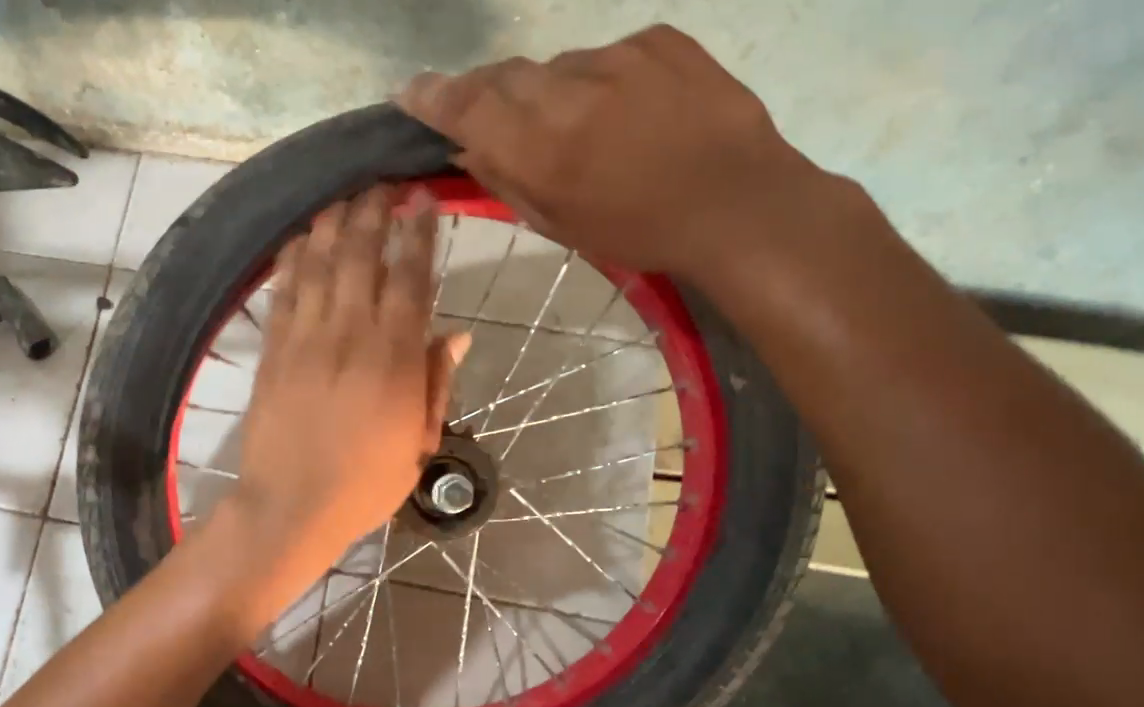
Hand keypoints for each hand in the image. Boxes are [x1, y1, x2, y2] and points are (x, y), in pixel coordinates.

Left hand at [216, 185, 468, 613]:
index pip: (411, 278)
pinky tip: (298, 238)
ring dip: (331, 224)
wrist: (289, 507)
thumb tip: (457, 334)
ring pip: (319, 264)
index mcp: (396, 358)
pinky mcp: (271, 352)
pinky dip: (291, 260)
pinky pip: (282, 293)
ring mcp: (304, 340)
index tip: (423, 201)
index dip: (418, 234)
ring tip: (342, 197)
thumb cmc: (363, 486)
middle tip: (381, 186)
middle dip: (373, 213)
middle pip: (362, 256)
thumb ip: (435, 384)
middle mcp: (350, 335)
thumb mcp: (418, 442)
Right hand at [396, 25, 842, 284]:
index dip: (430, 97)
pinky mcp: (659, 40)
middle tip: (487, 115)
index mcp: (542, 148)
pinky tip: (623, 109)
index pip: (467, 106)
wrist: (736, 201)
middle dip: (486, 92)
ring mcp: (618, 58)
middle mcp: (571, 92)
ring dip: (549, 91)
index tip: (407, 92)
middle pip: (504, 75)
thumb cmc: (636, 230)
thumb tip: (465, 146)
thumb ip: (504, 179)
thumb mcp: (556, 222)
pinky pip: (606, 55)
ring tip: (578, 126)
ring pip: (557, 66)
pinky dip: (599, 79)